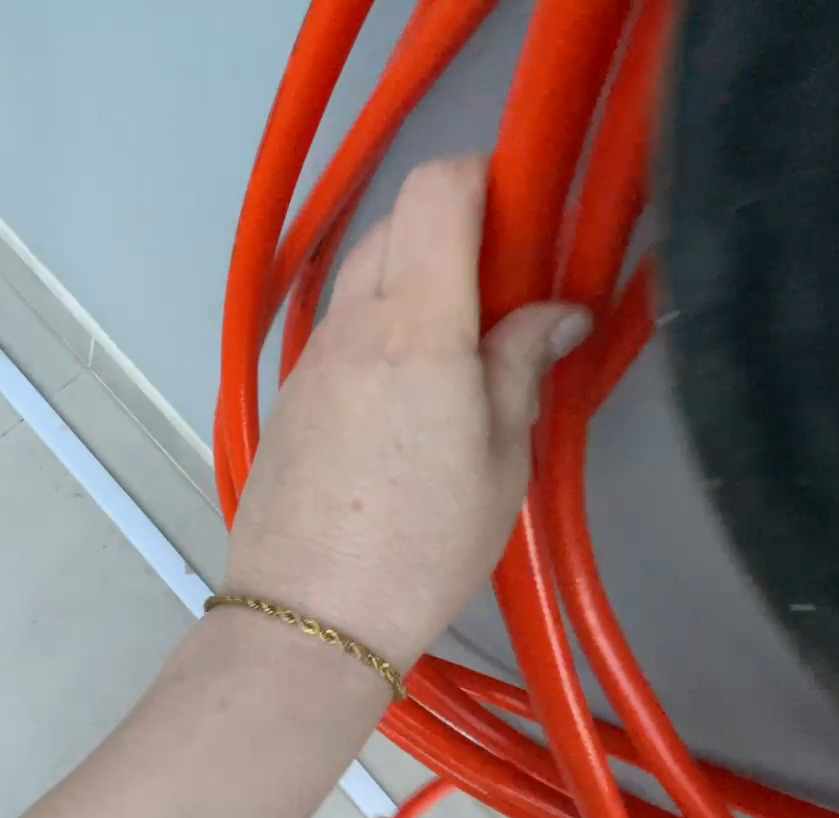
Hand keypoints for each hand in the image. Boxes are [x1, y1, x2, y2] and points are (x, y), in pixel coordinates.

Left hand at [221, 157, 590, 667]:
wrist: (308, 615)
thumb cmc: (421, 547)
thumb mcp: (498, 462)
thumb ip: (519, 368)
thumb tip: (553, 314)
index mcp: (412, 327)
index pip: (434, 191)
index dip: (484, 182)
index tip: (523, 224)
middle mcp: (347, 329)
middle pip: (393, 227)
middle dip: (450, 235)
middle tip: (498, 300)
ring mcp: (305, 364)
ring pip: (358, 281)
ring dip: (408, 287)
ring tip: (451, 357)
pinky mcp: (285, 400)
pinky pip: (334, 335)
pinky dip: (373, 332)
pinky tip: (398, 397)